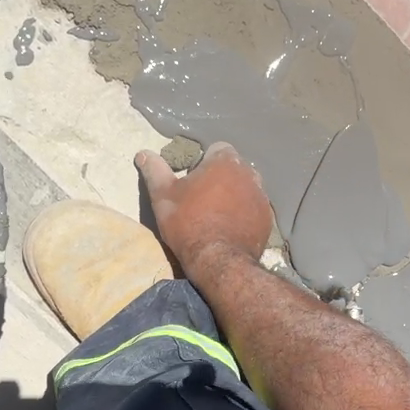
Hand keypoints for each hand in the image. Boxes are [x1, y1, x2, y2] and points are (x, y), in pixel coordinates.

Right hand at [135, 142, 274, 279]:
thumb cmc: (188, 223)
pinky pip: (254, 209)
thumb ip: (154, 170)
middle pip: (234, 168)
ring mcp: (261, 197)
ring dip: (234, 195)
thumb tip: (143, 153)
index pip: (217, 149)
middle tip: (203, 198)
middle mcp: (249, 173)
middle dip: (221, 178)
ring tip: (217, 215)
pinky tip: (230, 228)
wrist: (218, 261)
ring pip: (246, 188)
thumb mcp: (163, 196)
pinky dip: (244, 214)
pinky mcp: (267, 219)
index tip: (193, 180)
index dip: (204, 162)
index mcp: (224, 162)